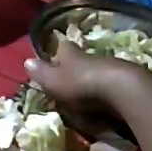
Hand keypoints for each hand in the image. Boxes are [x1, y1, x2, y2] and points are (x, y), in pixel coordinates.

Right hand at [24, 36, 151, 109]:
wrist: (121, 89)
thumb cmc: (81, 83)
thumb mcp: (54, 80)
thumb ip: (41, 72)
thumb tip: (27, 61)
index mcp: (71, 53)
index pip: (63, 47)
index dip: (58, 51)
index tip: (54, 57)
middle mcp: (90, 57)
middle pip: (80, 59)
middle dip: (73, 68)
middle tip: (66, 81)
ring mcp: (108, 68)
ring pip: (95, 71)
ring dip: (89, 81)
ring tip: (83, 96)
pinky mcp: (124, 81)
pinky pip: (109, 85)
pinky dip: (103, 93)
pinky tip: (100, 103)